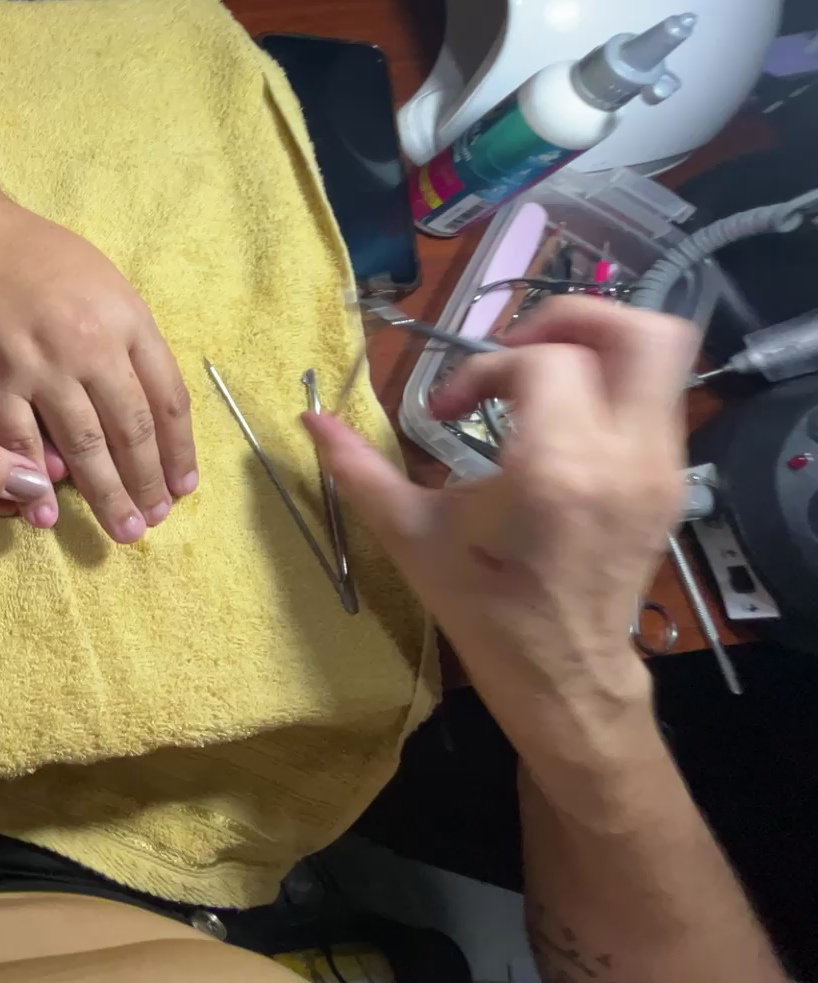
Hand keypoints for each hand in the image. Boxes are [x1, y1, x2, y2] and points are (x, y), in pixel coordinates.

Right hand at [0, 196, 196, 544]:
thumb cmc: (32, 253)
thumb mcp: (101, 279)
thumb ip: (126, 335)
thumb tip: (142, 392)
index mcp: (126, 318)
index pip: (167, 400)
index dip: (178, 451)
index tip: (182, 488)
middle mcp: (90, 345)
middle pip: (131, 431)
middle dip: (147, 485)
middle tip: (154, 524)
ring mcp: (39, 365)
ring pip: (83, 446)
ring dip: (106, 496)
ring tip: (123, 531)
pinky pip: (19, 442)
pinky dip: (33, 483)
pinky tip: (46, 515)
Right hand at [303, 298, 698, 770]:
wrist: (557, 664)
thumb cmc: (475, 598)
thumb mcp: (403, 528)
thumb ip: (355, 464)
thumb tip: (309, 418)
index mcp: (557, 467)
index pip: (541, 363)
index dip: (480, 371)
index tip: (443, 412)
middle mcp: (628, 455)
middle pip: (642, 332)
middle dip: (570, 318)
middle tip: (506, 349)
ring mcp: (663, 465)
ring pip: (661, 358)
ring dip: (587, 349)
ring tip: (524, 382)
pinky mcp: (672, 477)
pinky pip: (654, 398)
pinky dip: (601, 386)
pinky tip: (547, 424)